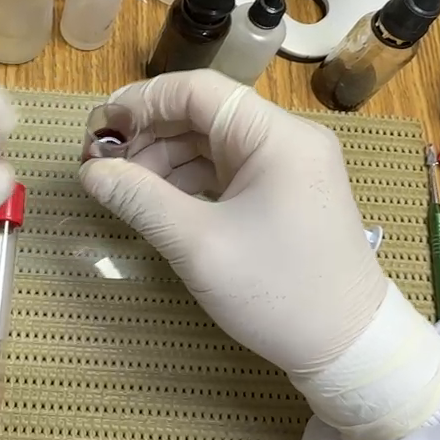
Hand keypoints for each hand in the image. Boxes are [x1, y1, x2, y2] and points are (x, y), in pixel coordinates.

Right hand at [77, 69, 389, 373]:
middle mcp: (285, 138)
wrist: (349, 349)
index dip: (141, 102)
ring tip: (125, 190)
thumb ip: (139, 199)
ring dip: (162, 159)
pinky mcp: (281, 191)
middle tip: (102, 165)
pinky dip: (186, 179)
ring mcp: (286, 165)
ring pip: (209, 141)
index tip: (98, 131)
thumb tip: (89, 171)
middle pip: (201, 112)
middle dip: (147, 134)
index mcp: (276, 136)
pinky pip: (224, 168)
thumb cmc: (277, 293)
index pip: (197, 90)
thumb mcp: (198, 246)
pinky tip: (158, 202)